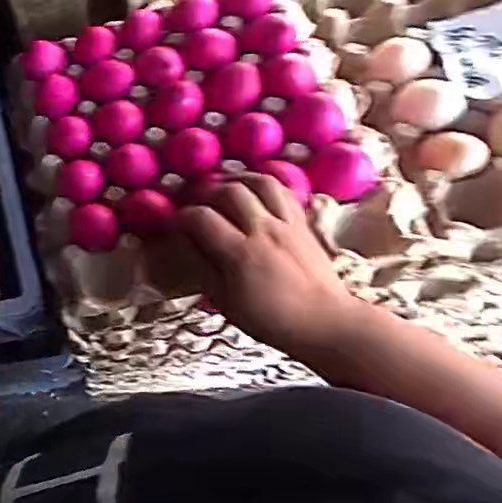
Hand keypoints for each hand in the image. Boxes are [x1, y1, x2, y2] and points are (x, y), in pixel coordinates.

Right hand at [177, 177, 368, 355]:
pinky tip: (256, 191)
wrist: (325, 322)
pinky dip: (267, 185)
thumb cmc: (271, 319)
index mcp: (240, 253)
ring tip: (225, 186)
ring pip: (261, 183)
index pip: (202, 218)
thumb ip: (203, 269)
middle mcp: (263, 230)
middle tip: (196, 199)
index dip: (183, 215)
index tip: (176, 220)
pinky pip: (284, 192)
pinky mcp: (303, 224)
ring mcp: (287, 224)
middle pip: (230, 191)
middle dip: (207, 191)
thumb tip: (185, 244)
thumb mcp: (226, 303)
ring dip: (238, 179)